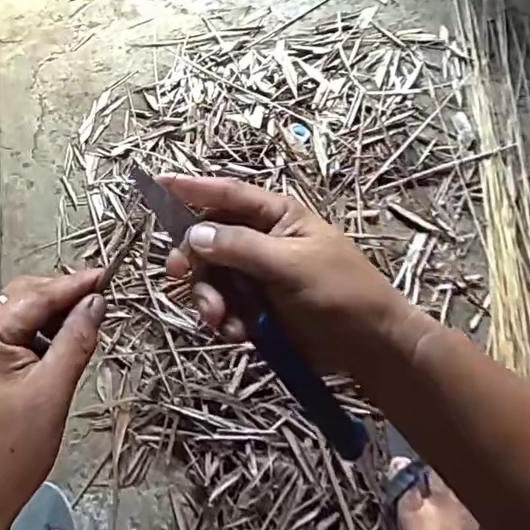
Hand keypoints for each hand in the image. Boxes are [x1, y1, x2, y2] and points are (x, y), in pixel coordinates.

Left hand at [0, 270, 106, 529]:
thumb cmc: (10, 452)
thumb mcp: (52, 390)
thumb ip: (76, 339)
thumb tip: (96, 302)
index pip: (40, 293)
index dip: (77, 284)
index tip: (110, 275)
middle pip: (29, 295)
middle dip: (66, 295)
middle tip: (103, 301)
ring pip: (26, 313)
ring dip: (56, 314)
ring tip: (89, 322)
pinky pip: (21, 334)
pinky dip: (45, 333)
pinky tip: (66, 343)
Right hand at [160, 175, 426, 376]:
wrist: (371, 346)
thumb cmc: (342, 292)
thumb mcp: (291, 264)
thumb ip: (241, 247)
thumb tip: (194, 235)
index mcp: (276, 215)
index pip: (227, 193)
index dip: (192, 188)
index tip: (158, 183)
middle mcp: (261, 239)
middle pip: (208, 239)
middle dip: (194, 261)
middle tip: (179, 277)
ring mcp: (256, 274)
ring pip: (211, 277)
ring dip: (208, 298)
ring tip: (221, 321)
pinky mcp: (255, 306)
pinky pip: (223, 306)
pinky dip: (223, 320)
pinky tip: (237, 334)